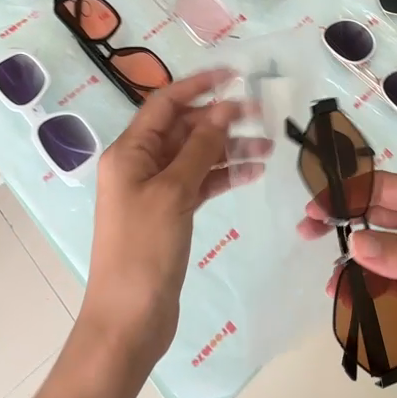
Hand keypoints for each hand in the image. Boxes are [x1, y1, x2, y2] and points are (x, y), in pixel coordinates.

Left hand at [81, 70, 266, 359]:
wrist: (128, 321)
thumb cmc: (144, 251)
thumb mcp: (173, 193)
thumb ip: (200, 148)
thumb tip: (223, 108)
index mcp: (129, 152)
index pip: (166, 103)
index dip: (199, 86)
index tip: (236, 76)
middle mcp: (139, 164)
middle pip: (185, 128)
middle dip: (222, 120)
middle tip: (264, 118)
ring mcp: (154, 190)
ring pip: (197, 156)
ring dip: (229, 149)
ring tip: (268, 149)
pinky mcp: (169, 214)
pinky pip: (200, 183)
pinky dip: (224, 176)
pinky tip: (252, 173)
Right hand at [301, 171, 396, 397]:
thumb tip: (355, 242)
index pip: (387, 187)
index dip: (352, 191)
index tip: (319, 201)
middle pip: (374, 213)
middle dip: (342, 217)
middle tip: (307, 227)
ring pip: (373, 247)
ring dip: (348, 254)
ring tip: (322, 268)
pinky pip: (379, 278)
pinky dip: (359, 283)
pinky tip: (341, 291)